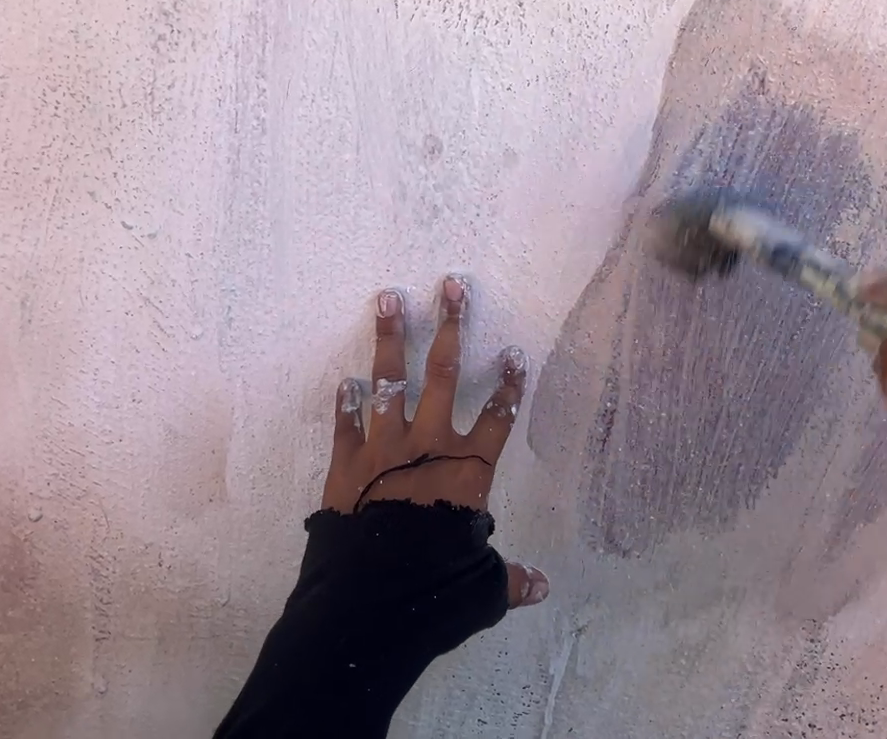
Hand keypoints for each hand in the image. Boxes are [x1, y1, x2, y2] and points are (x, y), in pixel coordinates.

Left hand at [322, 276, 547, 607]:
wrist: (370, 598)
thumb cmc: (434, 588)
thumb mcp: (479, 586)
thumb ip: (506, 578)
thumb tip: (540, 587)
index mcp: (467, 469)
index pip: (497, 418)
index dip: (509, 386)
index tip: (514, 353)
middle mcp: (429, 444)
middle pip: (446, 374)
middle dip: (451, 327)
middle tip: (451, 286)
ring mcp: (384, 448)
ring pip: (391, 381)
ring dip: (391, 338)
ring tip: (388, 298)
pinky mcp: (347, 463)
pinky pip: (347, 425)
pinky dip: (347, 404)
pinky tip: (346, 380)